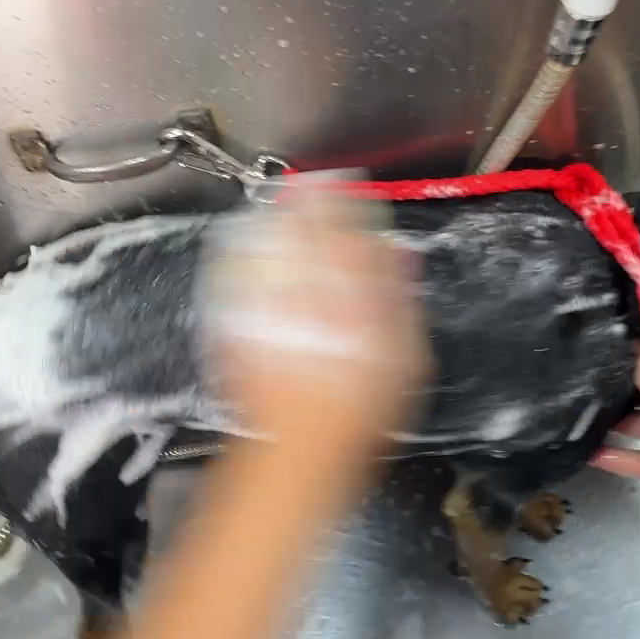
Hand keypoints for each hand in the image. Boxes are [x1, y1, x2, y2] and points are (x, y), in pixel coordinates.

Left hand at [203, 183, 430, 454]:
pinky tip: (244, 241)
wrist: (296, 455)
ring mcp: (263, 308)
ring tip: (279, 199)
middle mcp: (300, 295)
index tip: (343, 186)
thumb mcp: (404, 359)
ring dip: (271, 220)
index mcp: (344, 298)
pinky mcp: (237, 325)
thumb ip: (400, 300)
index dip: (342, 204)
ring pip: (265, 250)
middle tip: (305, 183)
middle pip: (299, 235)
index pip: (342, 234)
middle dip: (302, 204)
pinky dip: (241, 253)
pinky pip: (235, 277)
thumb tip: (402, 254)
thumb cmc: (357, 412)